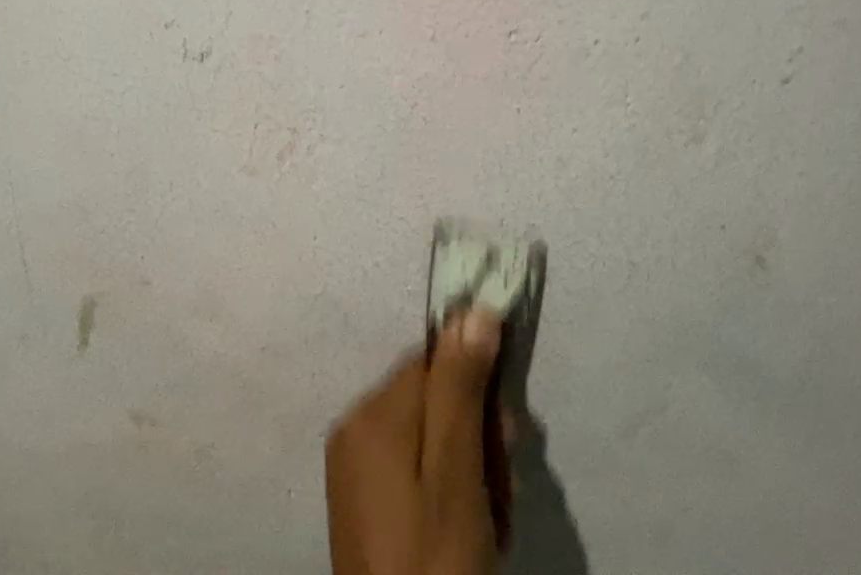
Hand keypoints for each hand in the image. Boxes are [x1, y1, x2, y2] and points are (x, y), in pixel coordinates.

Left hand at [325, 311, 503, 574]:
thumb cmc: (434, 556)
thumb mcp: (456, 471)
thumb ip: (462, 389)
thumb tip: (474, 309)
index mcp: (371, 415)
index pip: (435, 362)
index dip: (477, 391)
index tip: (505, 435)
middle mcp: (354, 427)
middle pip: (433, 400)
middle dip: (476, 436)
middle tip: (499, 488)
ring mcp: (355, 464)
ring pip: (430, 436)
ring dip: (470, 467)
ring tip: (487, 518)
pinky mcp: (364, 496)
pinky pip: (415, 466)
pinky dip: (448, 486)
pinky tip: (467, 526)